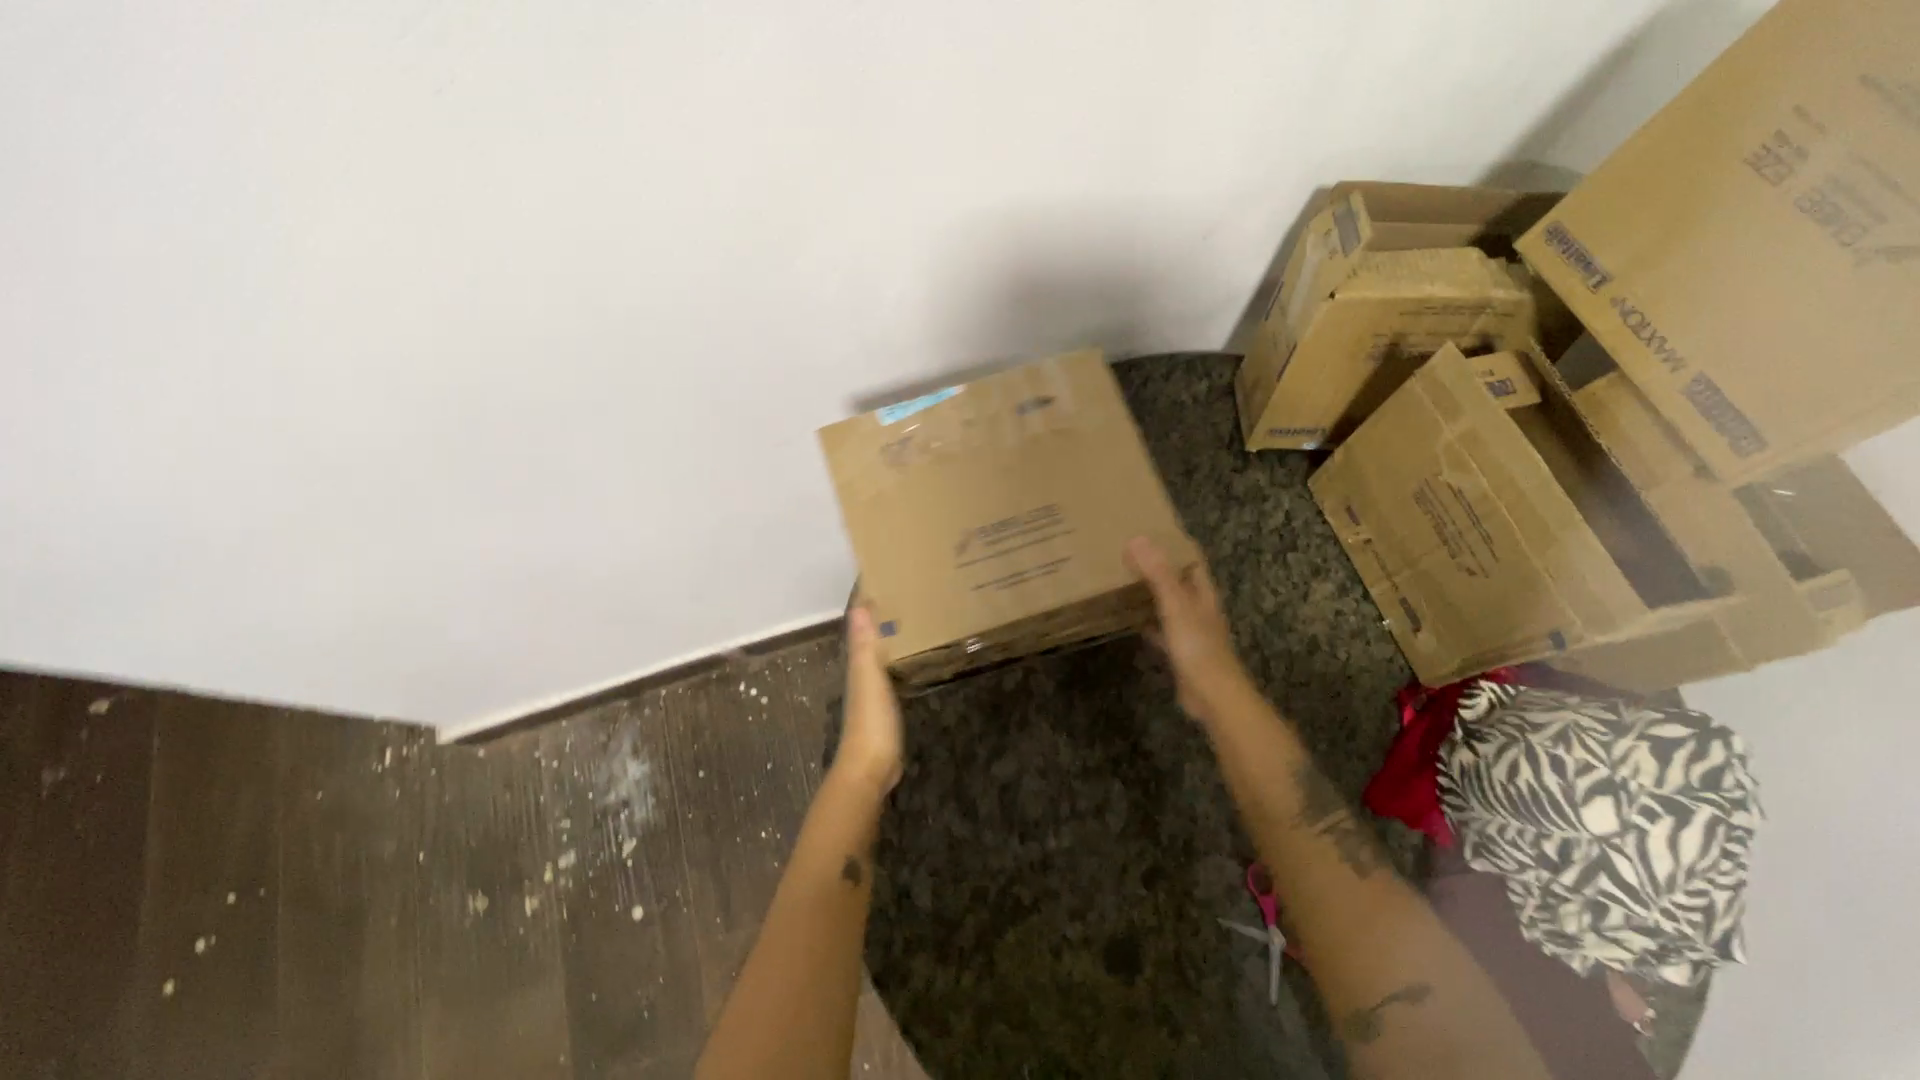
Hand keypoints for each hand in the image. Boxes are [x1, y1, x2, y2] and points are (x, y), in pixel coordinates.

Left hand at [832, 605, 903, 796]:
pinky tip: (909, 664)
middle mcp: (862, 677)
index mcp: (858, 667)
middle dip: (881, 621)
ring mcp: (873, 697)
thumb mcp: (869, 679)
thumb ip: (865, 646)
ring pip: (880, 660)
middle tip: (905, 597)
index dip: (869, 608)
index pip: (862, 629)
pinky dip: (897, 665)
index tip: (884, 582)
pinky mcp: (885, 713)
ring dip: (890, 643)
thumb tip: (858, 606)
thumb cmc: (871, 722)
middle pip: (870, 642)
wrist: (870, 769)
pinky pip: (891, 679)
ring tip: (912, 623)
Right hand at [1125, 536, 1253, 724]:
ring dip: (1153, 594)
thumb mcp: (1176, 606)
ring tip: (1126, 581)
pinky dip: (1149, 624)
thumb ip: (1158, 574)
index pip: (1193, 560)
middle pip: (1181, 581)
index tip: (1151, 530)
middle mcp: (1200, 609)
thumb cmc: (1198, 647)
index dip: (1176, 544)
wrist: (1213, 696)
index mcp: (1203, 594)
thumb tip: (1138, 539)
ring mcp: (1192, 632)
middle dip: (1160, 568)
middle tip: (1131, 554)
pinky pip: (1162, 631)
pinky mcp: (1181, 654)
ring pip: (1171, 605)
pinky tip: (1132, 621)